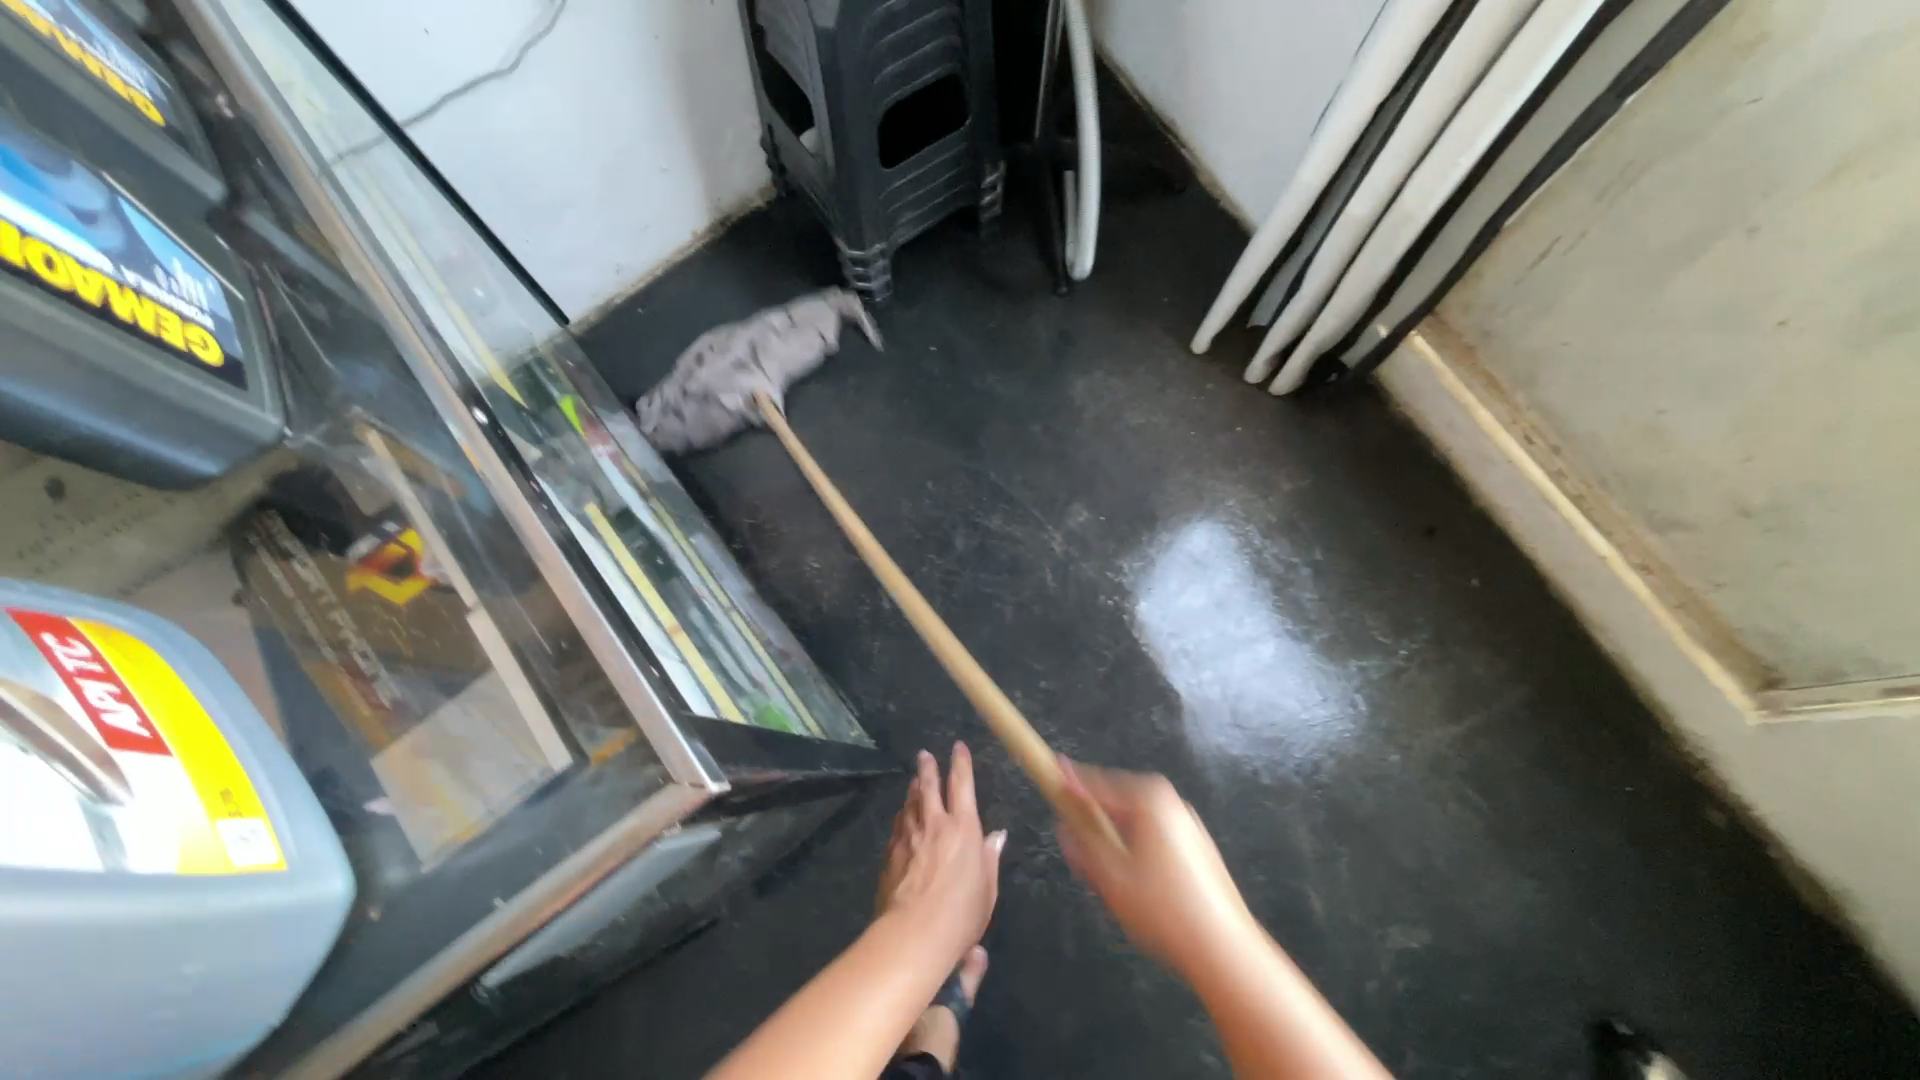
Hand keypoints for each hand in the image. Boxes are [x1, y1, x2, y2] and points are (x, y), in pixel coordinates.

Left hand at [875, 743, 1006, 962]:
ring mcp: (909, 836)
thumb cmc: (961, 913)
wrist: (914, 932)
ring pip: (911, 803)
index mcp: (963, 828)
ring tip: (914, 781)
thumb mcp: (988, 888)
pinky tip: (902, 816)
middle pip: (929, 786)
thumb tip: (996, 836)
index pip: (963, 785)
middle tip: (925, 755)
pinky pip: (899, 824)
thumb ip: (990, 858)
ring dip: (914, 789)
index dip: (961, 764)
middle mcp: (935, 824)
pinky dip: (903, 815)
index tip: (958, 747)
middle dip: (929, 768)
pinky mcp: (891, 852)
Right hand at [1056, 758, 1262, 978]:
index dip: (1070, 784)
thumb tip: (1064, 824)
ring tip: (1109, 886)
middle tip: (1080, 860)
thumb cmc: (1162, 909)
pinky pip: (1154, 843)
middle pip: (1117, 805)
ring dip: (1115, 848)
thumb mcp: (1109, 876)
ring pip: (1136, 828)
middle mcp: (1172, 804)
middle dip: (1095, 828)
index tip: (1048, 778)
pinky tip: (1137, 895)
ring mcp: (1188, 827)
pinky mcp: (1198, 851)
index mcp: (1149, 799)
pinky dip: (1137, 857)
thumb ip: (1082, 843)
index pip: (1097, 782)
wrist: (1224, 951)